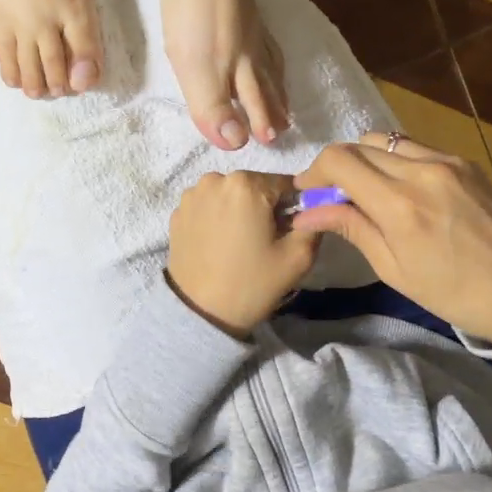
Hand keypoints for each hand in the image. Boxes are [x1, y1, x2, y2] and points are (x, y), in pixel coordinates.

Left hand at [167, 171, 321, 338]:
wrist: (200, 312)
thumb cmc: (252, 282)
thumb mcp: (298, 257)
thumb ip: (314, 223)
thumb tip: (313, 209)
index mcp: (246, 184)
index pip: (284, 184)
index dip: (293, 207)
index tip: (289, 232)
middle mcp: (215, 179)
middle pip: (255, 187)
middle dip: (264, 208)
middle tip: (264, 241)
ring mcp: (192, 194)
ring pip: (230, 195)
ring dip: (239, 211)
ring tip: (240, 244)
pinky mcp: (177, 211)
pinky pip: (208, 206)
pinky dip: (217, 218)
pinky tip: (219, 245)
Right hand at [294, 133, 491, 346]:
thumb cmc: (455, 294)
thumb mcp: (394, 269)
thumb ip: (351, 227)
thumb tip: (307, 211)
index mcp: (400, 204)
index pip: (339, 160)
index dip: (315, 171)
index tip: (308, 191)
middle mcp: (421, 171)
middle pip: (358, 145)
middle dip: (337, 166)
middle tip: (332, 194)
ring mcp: (447, 162)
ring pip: (386, 140)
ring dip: (366, 158)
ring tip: (366, 189)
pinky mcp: (465, 162)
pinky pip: (416, 148)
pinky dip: (396, 160)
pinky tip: (400, 188)